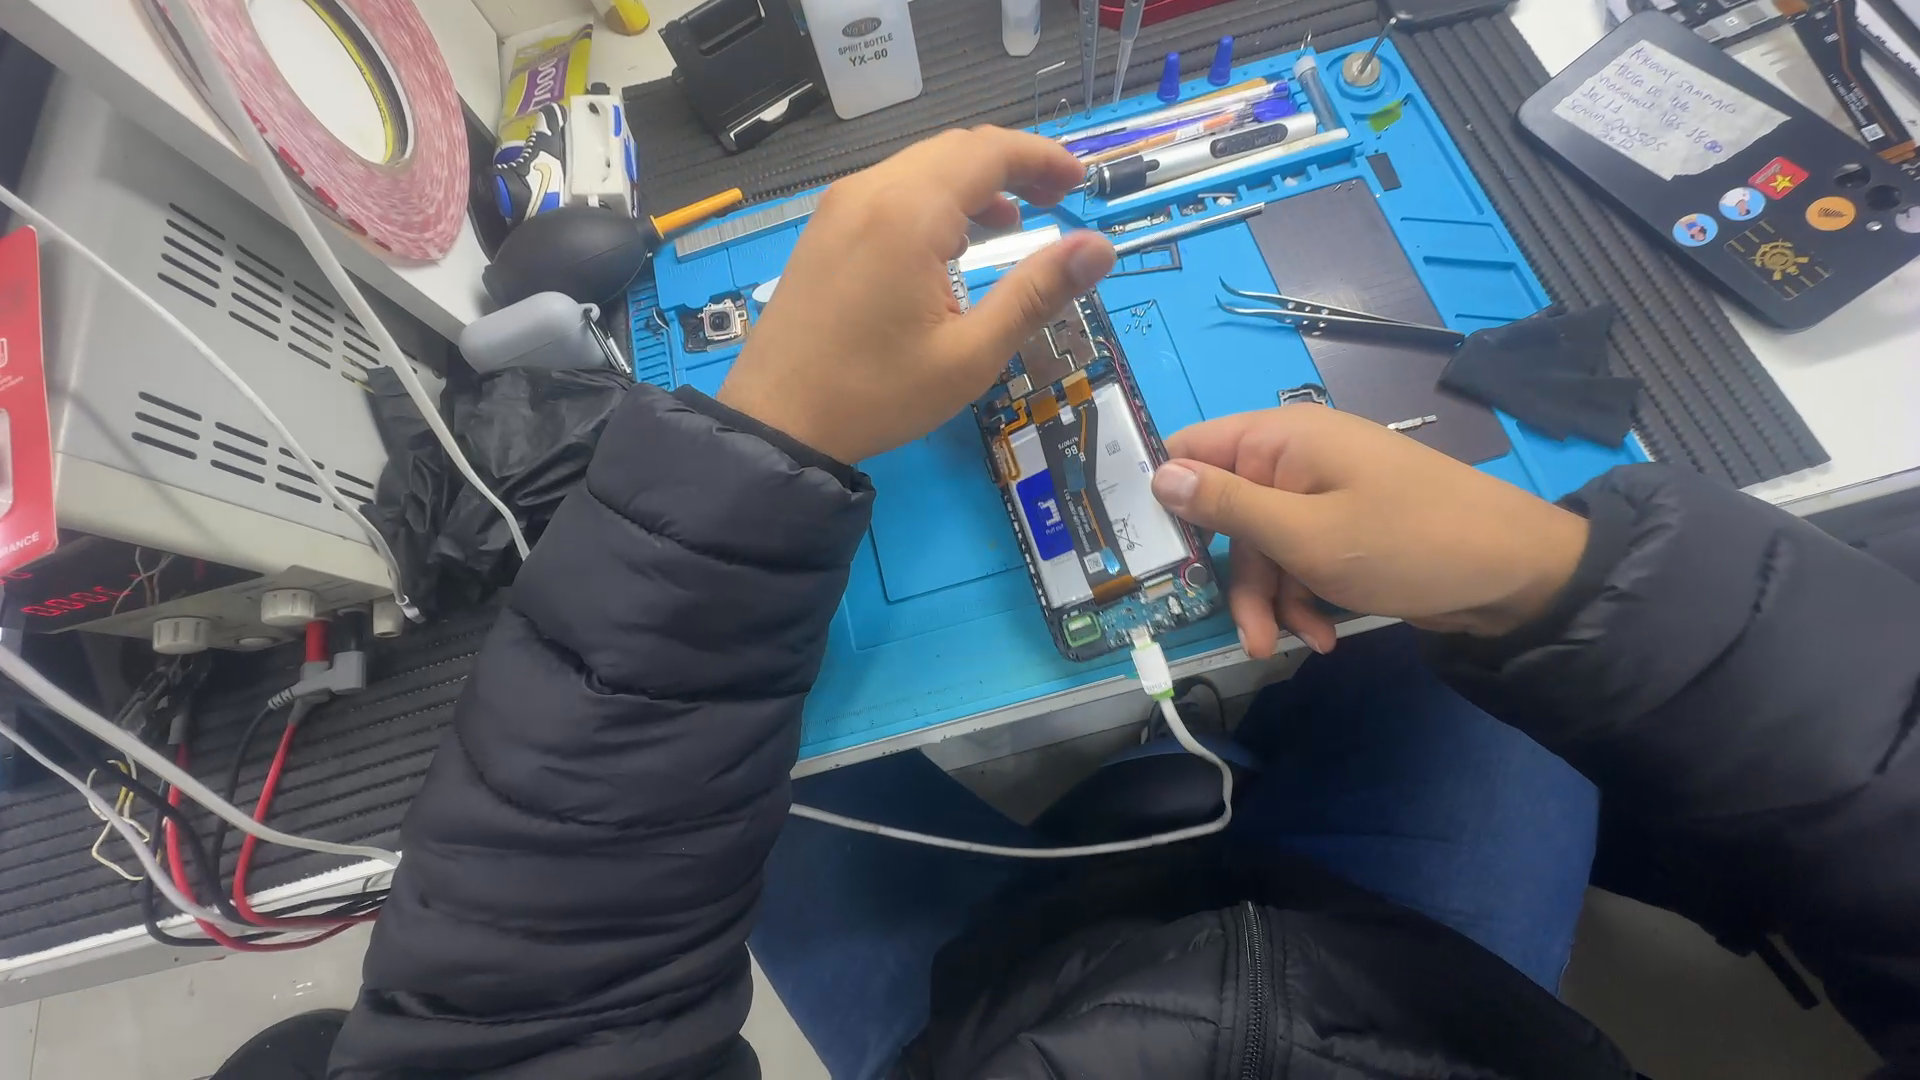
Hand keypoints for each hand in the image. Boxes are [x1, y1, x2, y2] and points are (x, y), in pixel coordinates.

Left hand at [717, 128, 1115, 464]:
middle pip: (953, 151)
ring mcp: (838, 209)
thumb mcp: (970, 355)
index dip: (1042, 159)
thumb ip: (1036, 294)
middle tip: (1054, 202)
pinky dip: (930, 204)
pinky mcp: (822, 232)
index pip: (989, 152)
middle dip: (1011, 168)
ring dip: (970, 187)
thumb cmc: (878, 395)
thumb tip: (1098, 249)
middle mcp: (868, 192)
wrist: (780, 422)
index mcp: (908, 213)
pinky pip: (887, 195)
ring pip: (918, 170)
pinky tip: (946, 248)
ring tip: (1008, 225)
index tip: (1079, 186)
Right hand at [1149, 405, 1589, 654]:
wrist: (1519, 579)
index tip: (1142, 546)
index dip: (1162, 491)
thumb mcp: (1303, 533)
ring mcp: (1317, 496)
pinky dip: (1301, 599)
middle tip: (1242, 629)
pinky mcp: (1338, 529)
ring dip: (1270, 599)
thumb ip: (1225, 506)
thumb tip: (1157, 475)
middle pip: (1225, 515)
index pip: (1191, 448)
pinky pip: (1294, 560)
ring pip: (1259, 548)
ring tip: (1294, 644)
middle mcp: (1291, 461)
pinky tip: (1322, 635)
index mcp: (1279, 440)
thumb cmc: (1406, 543)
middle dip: (1234, 577)